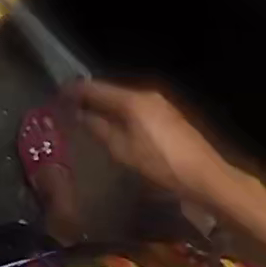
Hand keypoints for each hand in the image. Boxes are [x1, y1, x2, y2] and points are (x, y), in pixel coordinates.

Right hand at [65, 81, 242, 205]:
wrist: (209, 179)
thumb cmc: (162, 165)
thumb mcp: (123, 150)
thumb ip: (97, 128)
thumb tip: (78, 114)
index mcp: (131, 99)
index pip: (93, 87)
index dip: (72, 90)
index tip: (55, 96)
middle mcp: (145, 93)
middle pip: (108, 90)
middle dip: (87, 97)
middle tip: (69, 107)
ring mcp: (160, 103)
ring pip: (122, 98)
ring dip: (104, 105)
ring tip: (88, 116)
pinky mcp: (169, 114)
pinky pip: (135, 106)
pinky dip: (119, 111)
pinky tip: (115, 124)